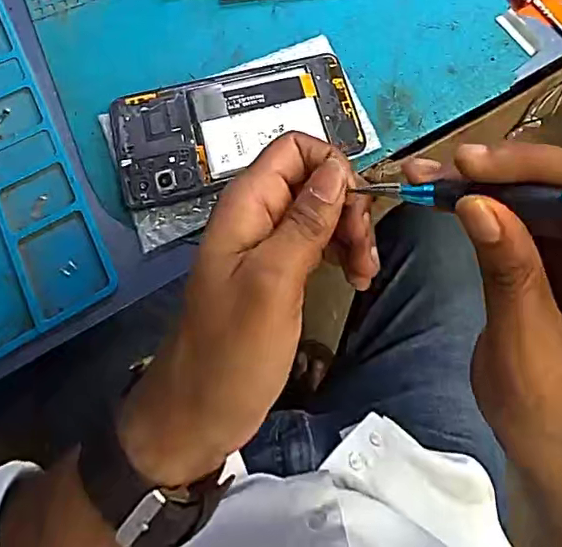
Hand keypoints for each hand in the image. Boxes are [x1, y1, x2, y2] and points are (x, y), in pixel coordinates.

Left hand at [118, 132, 376, 486]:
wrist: (198, 412)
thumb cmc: (228, 353)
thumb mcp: (272, 283)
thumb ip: (305, 222)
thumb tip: (337, 169)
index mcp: (248, 203)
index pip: (295, 147)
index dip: (331, 166)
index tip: (354, 209)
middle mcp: (258, 212)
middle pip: (315, 177)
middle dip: (348, 205)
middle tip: (362, 251)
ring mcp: (270, 239)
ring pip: (323, 207)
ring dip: (351, 232)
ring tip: (362, 272)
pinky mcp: (281, 265)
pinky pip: (319, 238)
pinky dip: (342, 251)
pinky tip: (354, 276)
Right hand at [426, 100, 561, 488]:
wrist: (538, 439)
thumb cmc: (553, 426)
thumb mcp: (529, 368)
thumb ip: (512, 282)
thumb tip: (478, 203)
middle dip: (545, 172)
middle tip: (472, 162)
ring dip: (505, 173)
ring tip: (443, 170)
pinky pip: (534, 197)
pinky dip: (488, 188)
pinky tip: (439, 180)